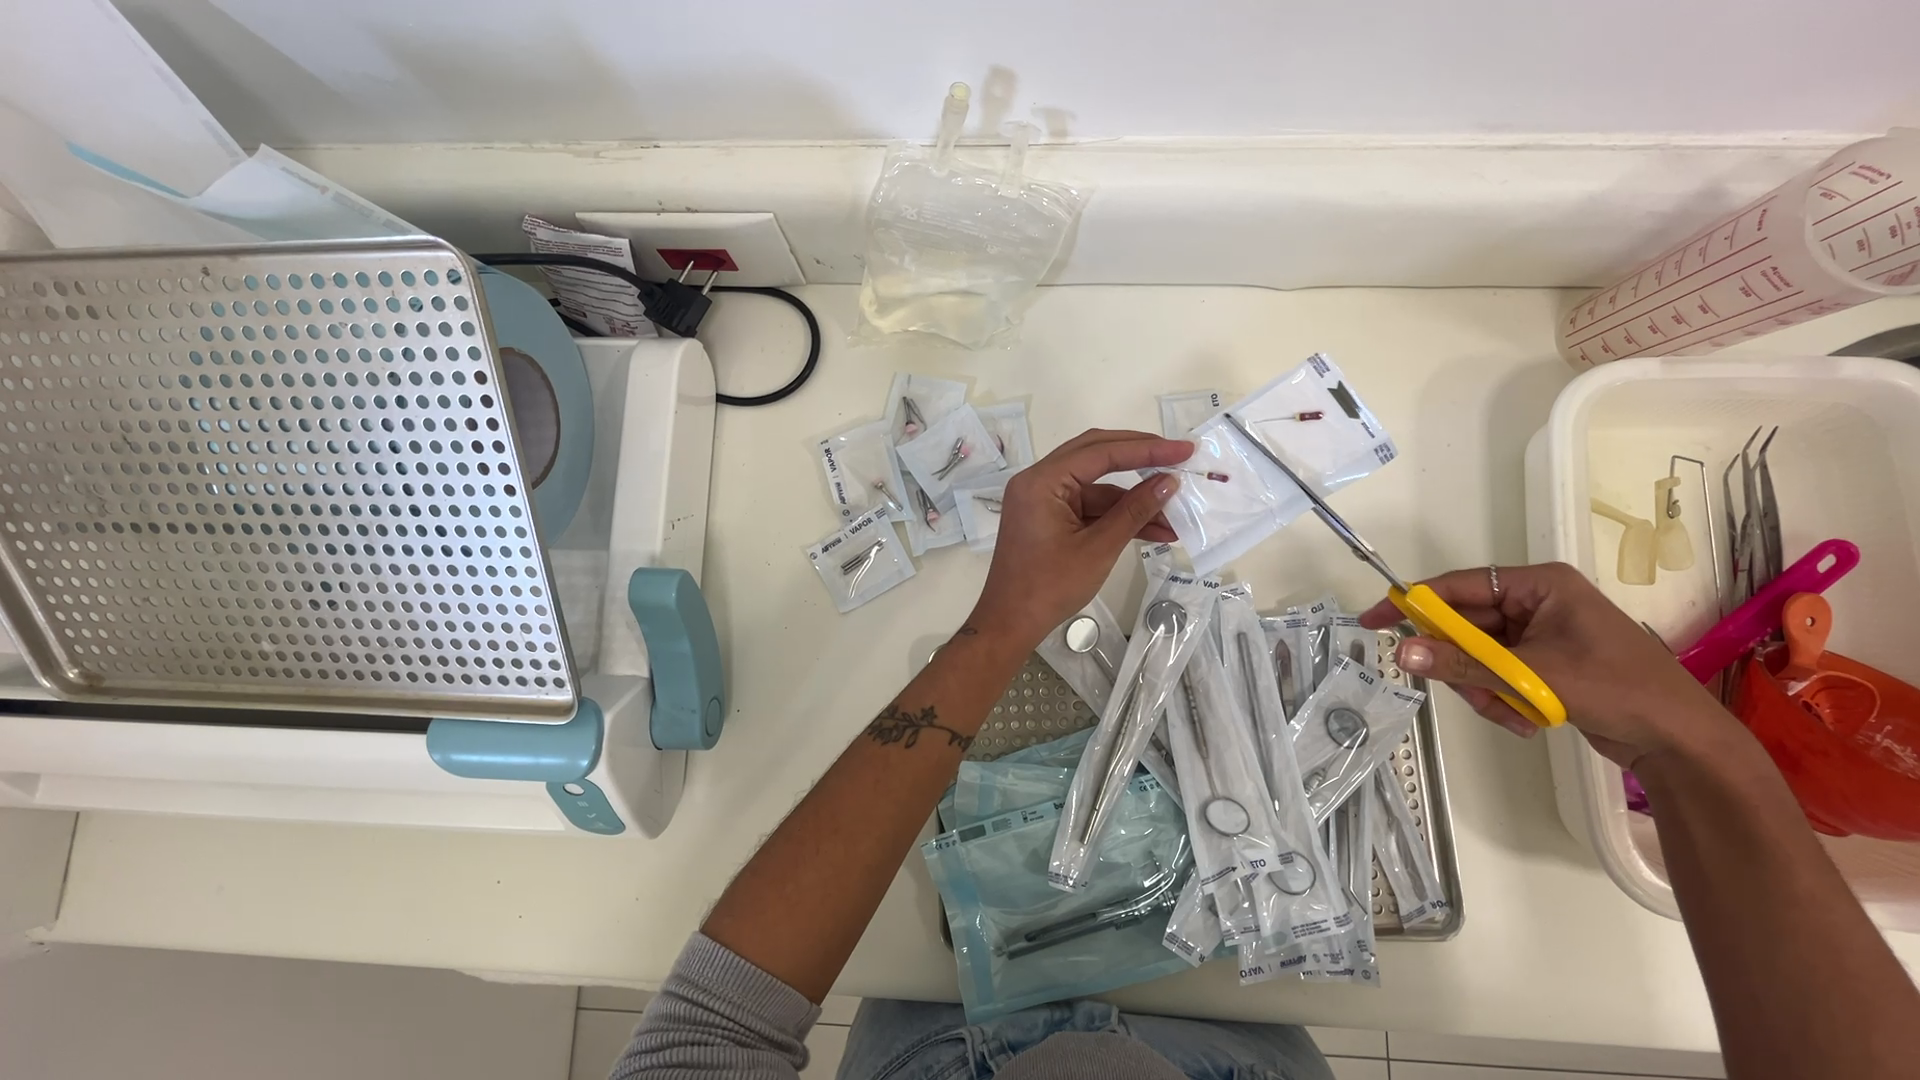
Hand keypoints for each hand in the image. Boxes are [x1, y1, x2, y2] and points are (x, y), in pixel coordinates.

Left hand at [968, 429, 1192, 650]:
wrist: (1011, 623)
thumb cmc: (1049, 587)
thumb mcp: (1098, 549)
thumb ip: (1134, 511)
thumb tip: (1169, 482)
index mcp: (1042, 481)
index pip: (1100, 452)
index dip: (1146, 449)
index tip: (1183, 449)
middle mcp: (1039, 481)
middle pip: (1097, 456)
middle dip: (1140, 459)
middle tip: (1180, 459)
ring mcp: (1044, 500)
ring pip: (1097, 487)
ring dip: (1135, 500)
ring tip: (1175, 514)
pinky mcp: (1050, 518)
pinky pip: (1089, 507)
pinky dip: (1118, 517)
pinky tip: (1154, 530)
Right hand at [1356, 562, 1744, 769]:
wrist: (1682, 741)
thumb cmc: (1616, 690)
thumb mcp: (1531, 676)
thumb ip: (1461, 663)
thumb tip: (1400, 652)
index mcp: (1540, 586)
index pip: (1458, 586)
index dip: (1413, 603)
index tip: (1373, 621)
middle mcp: (1537, 603)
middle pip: (1464, 626)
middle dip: (1460, 664)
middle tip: (1461, 690)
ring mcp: (1541, 635)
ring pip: (1476, 656)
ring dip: (1482, 688)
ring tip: (1509, 714)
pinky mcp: (1545, 664)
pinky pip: (1497, 674)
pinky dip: (1500, 699)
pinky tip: (1525, 721)